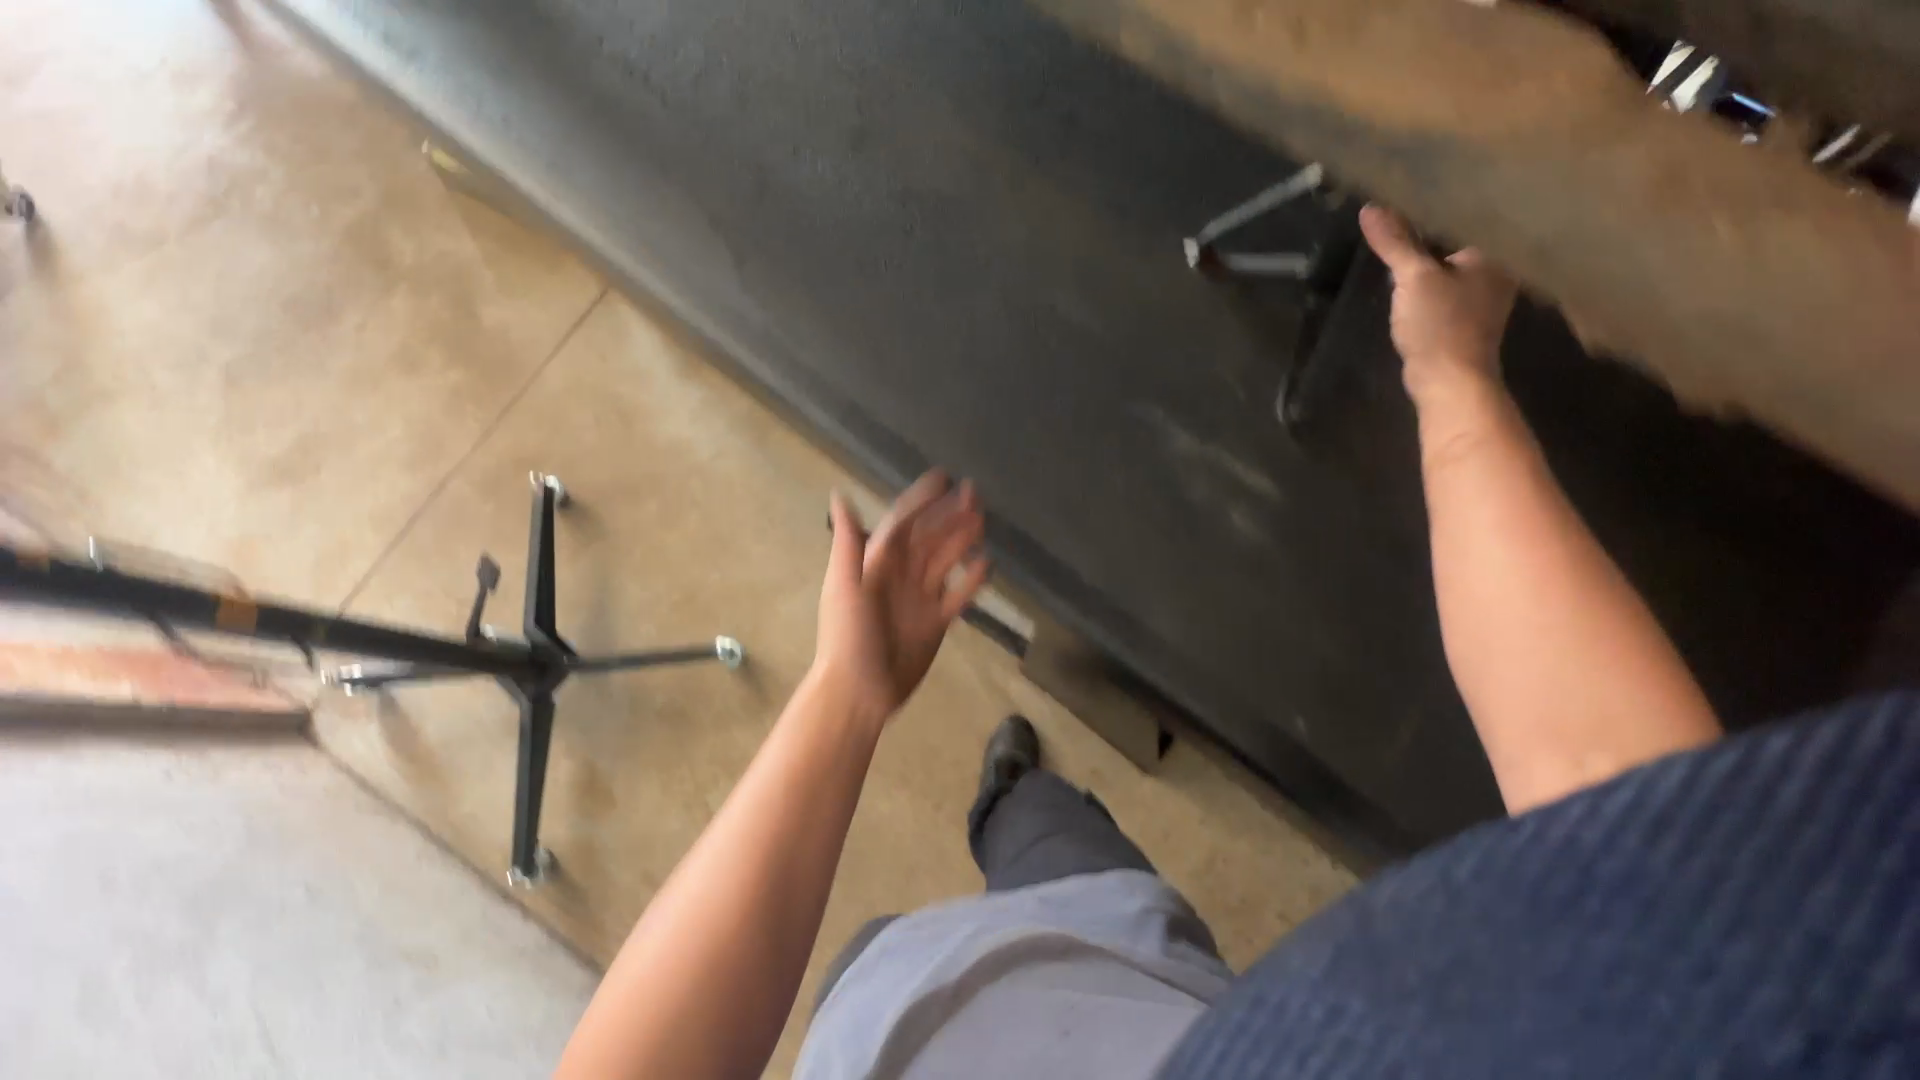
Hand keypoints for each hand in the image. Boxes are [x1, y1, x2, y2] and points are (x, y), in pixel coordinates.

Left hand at [813, 470, 990, 725]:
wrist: (859, 691)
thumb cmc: (846, 638)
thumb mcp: (843, 586)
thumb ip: (847, 543)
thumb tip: (840, 496)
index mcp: (876, 563)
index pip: (903, 522)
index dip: (921, 500)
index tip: (942, 477)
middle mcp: (900, 575)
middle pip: (929, 537)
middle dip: (948, 513)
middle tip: (973, 491)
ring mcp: (920, 598)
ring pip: (945, 560)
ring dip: (962, 538)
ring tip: (982, 519)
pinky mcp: (936, 623)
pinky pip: (958, 596)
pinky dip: (972, 580)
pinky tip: (988, 564)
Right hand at [1359, 204, 1517, 405]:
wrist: (1450, 381)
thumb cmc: (1440, 324)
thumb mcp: (1412, 278)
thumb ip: (1395, 243)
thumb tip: (1370, 208)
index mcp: (1495, 253)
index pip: (1467, 217)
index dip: (1438, 206)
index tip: (1412, 191)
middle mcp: (1498, 271)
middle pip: (1459, 241)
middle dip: (1433, 233)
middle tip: (1401, 210)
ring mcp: (1484, 298)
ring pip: (1452, 267)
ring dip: (1429, 258)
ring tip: (1400, 238)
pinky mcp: (1466, 320)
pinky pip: (1446, 288)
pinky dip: (1429, 282)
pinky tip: (1410, 278)